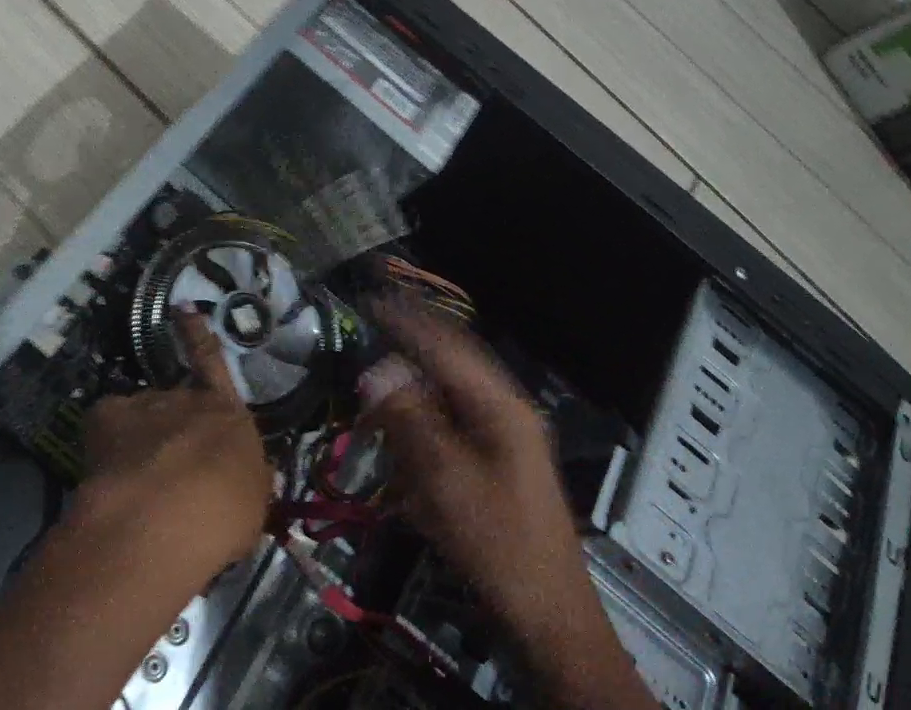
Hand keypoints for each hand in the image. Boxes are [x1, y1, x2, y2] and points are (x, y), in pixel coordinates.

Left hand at [76, 308, 272, 579]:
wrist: (165, 517)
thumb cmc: (223, 516)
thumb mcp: (253, 499)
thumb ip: (242, 475)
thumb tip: (233, 474)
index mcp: (229, 417)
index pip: (213, 364)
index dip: (197, 335)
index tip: (182, 309)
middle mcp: (186, 400)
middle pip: (176, 403)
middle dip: (171, 429)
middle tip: (167, 473)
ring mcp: (144, 404)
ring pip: (141, 416)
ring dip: (140, 438)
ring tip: (137, 482)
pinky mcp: (106, 417)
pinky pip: (107, 423)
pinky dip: (107, 441)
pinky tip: (110, 470)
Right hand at [360, 294, 655, 709]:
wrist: (545, 611)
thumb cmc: (495, 542)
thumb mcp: (444, 478)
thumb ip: (408, 418)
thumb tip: (375, 370)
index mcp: (500, 407)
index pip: (446, 347)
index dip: (407, 322)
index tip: (370, 300)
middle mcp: (505, 413)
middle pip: (448, 368)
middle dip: (405, 357)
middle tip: (365, 351)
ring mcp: (504, 440)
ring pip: (447, 400)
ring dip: (410, 399)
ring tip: (376, 403)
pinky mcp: (495, 466)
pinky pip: (451, 431)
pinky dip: (421, 432)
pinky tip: (401, 449)